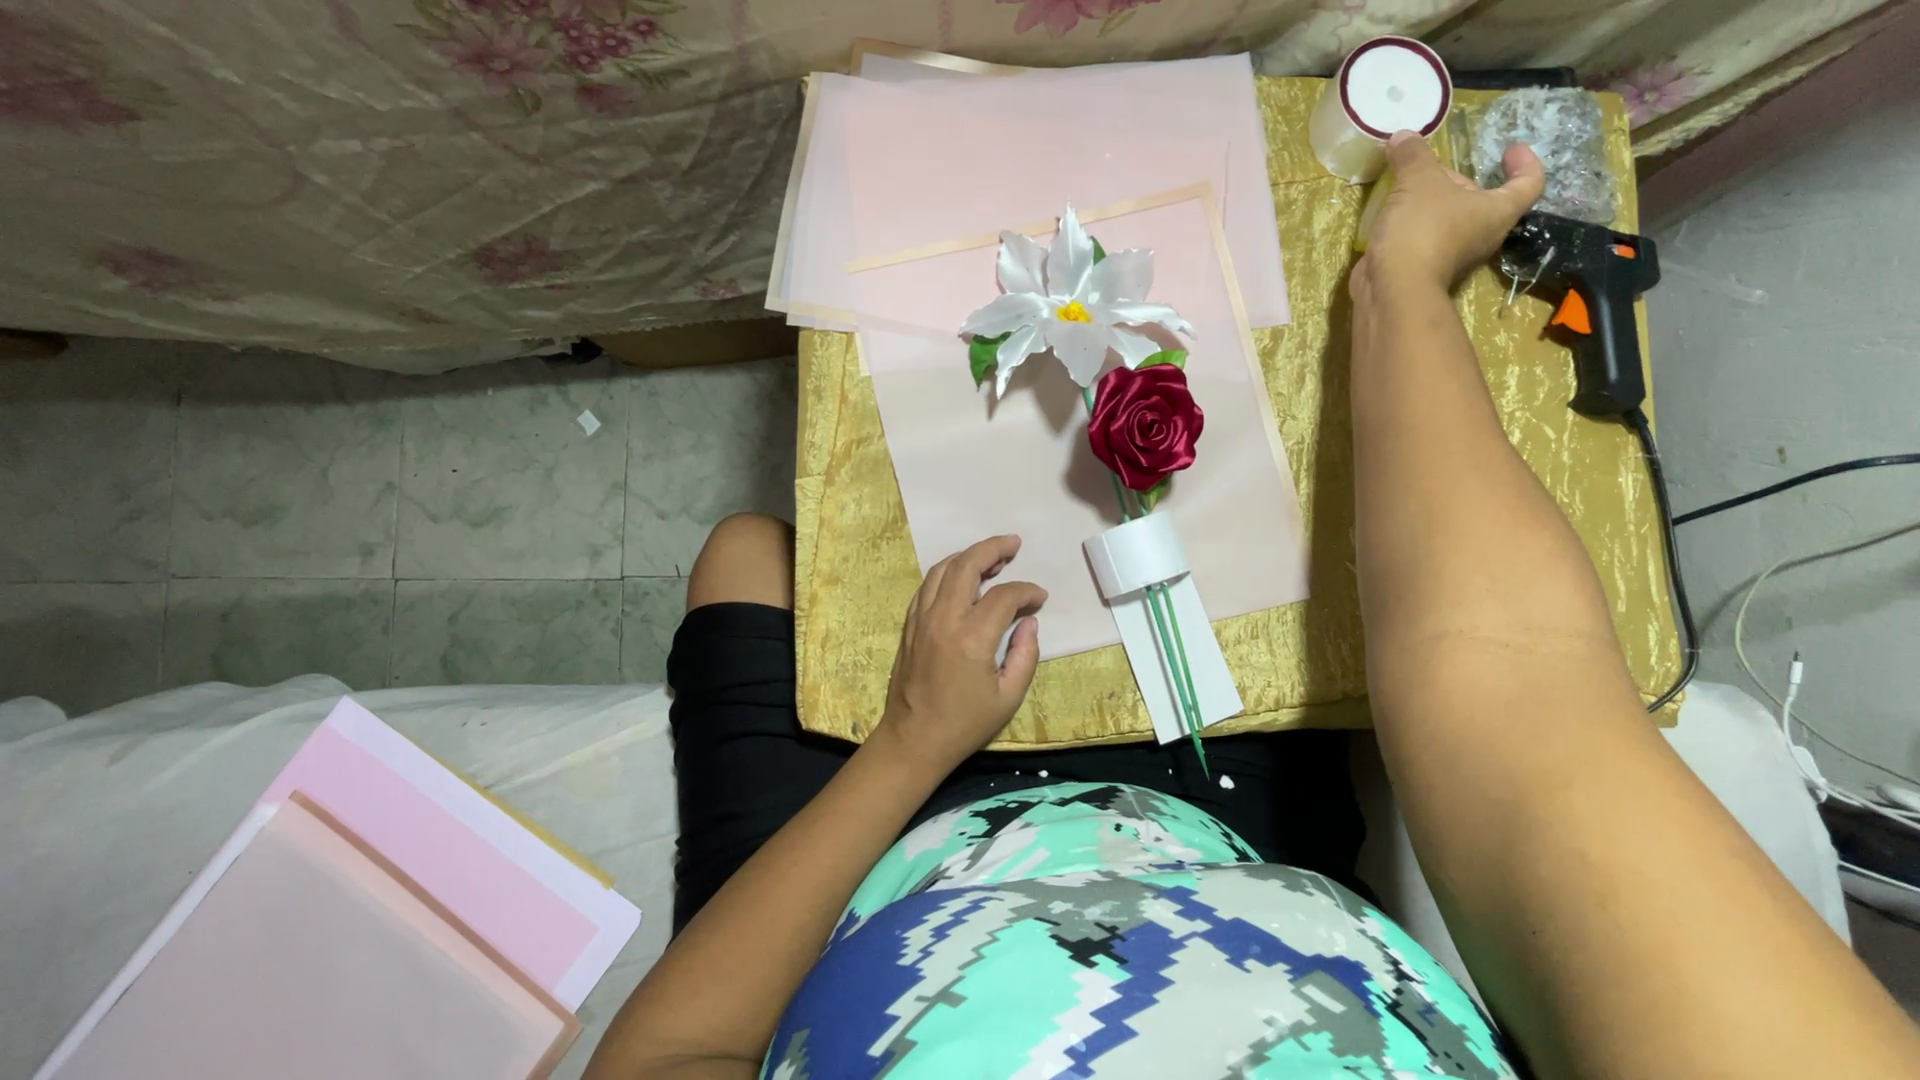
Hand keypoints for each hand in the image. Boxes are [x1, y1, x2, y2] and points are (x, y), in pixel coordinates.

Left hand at [872, 534, 1046, 778]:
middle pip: (967, 565)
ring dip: (967, 556)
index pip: (1004, 596)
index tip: (1040, 599)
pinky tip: (962, 577)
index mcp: (971, 639)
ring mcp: (921, 620)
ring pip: (942, 570)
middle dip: (993, 548)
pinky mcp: (909, 626)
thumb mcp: (1008, 698)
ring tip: (991, 556)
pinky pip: (927, 586)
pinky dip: (947, 573)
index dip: (1027, 592)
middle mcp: (943, 620)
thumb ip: (1025, 655)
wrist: (913, 740)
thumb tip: (1029, 623)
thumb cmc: (964, 724)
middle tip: (1014, 544)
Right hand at [1352, 131, 1544, 298]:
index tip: (1509, 148)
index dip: (1525, 163)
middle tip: (1433, 168)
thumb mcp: (1417, 181)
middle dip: (1459, 181)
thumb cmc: (1421, 230)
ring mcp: (1454, 256)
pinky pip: (1426, 239)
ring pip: (1451, 221)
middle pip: (1481, 200)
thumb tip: (1404, 136)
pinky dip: (1414, 225)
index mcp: (1497, 211)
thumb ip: (1413, 155)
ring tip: (1406, 189)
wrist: (1393, 289)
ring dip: (1433, 204)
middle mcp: (1483, 235)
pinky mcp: (1426, 270)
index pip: (1529, 184)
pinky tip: (1392, 216)